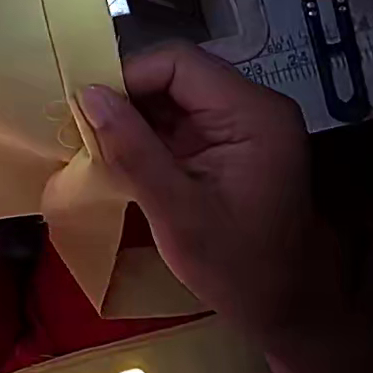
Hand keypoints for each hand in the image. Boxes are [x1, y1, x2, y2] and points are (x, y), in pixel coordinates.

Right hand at [78, 42, 341, 341]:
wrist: (286, 309)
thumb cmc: (239, 269)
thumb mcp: (179, 215)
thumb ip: (133, 152)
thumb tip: (87, 95)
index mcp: (253, 114)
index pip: (180, 64)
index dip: (128, 77)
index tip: (88, 109)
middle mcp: (250, 106)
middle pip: (174, 74)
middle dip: (127, 98)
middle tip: (85, 128)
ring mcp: (239, 122)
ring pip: (170, 95)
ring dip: (132, 116)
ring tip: (97, 143)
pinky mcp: (225, 141)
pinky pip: (176, 119)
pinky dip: (144, 134)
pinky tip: (120, 156)